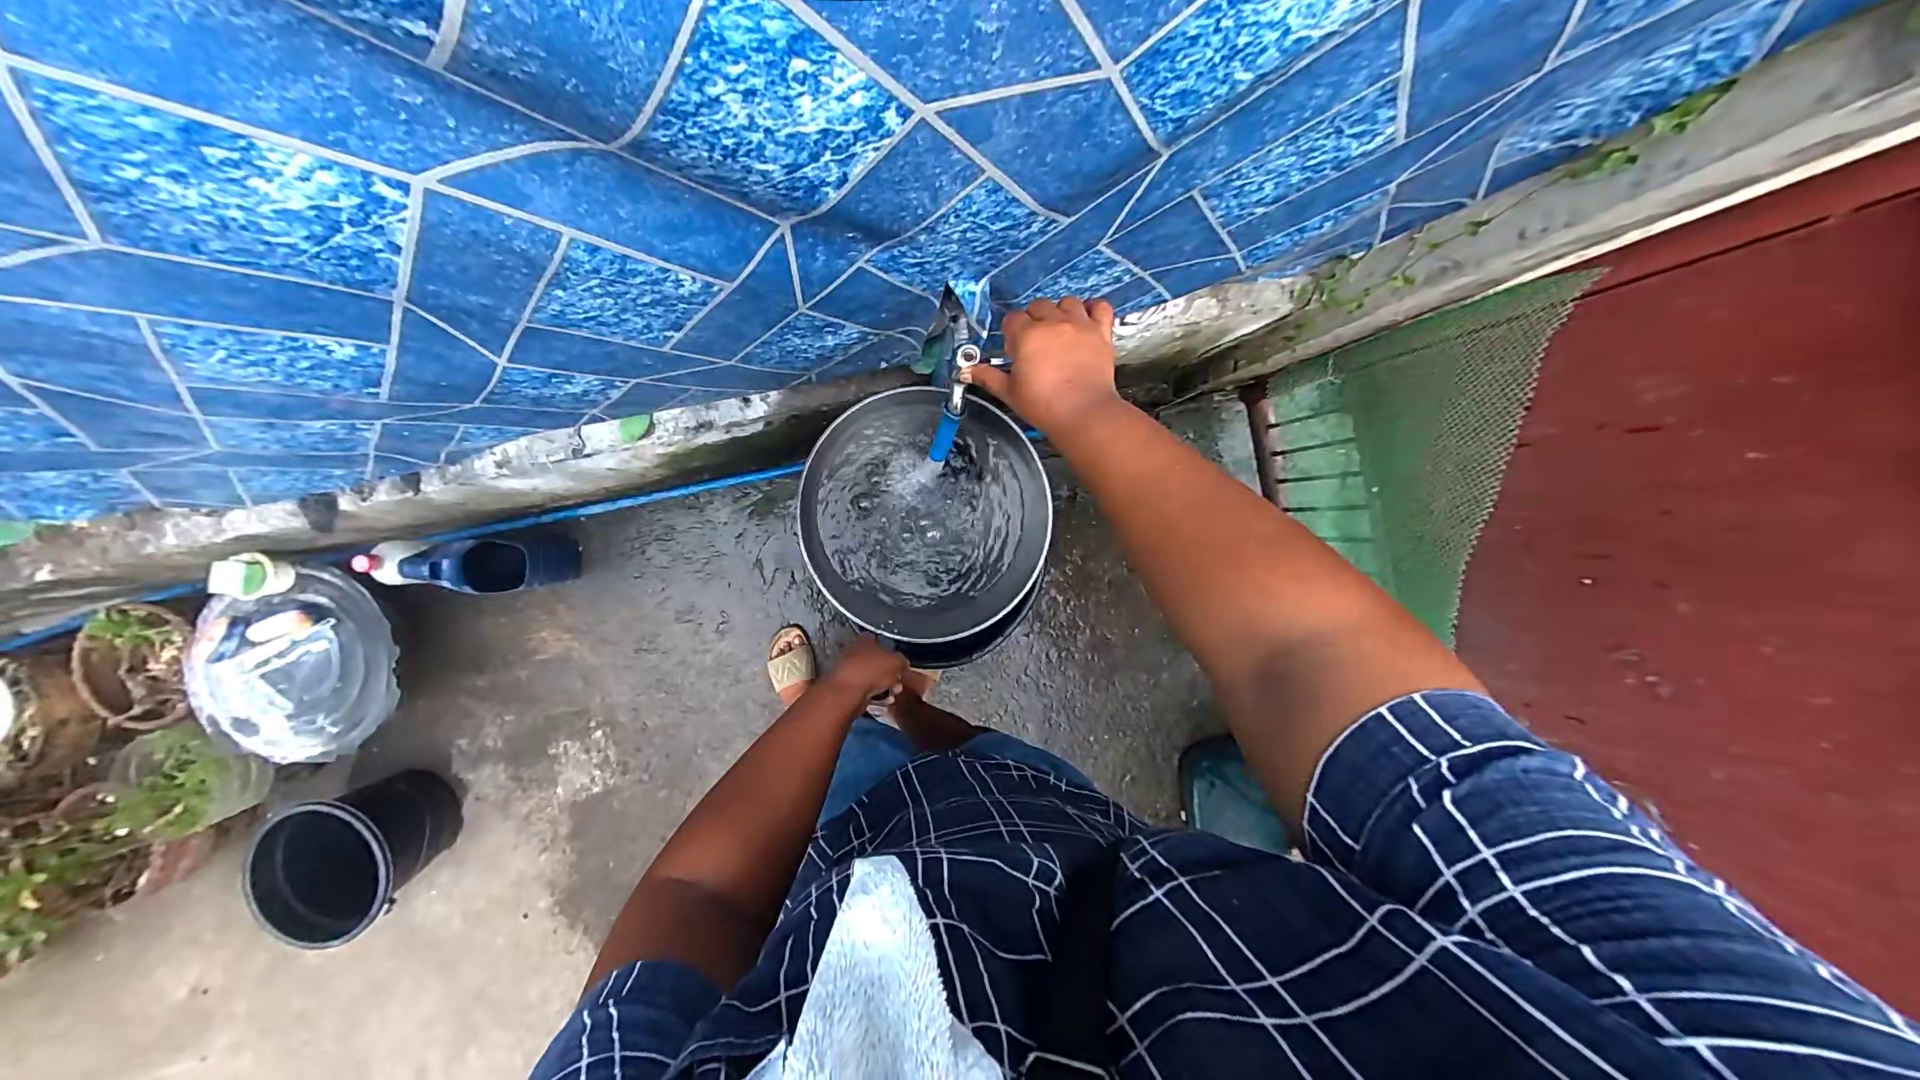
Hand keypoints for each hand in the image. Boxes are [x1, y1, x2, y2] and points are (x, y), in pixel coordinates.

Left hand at [823, 635, 907, 698]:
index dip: (891, 653)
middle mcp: (854, 651)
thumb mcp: (897, 662)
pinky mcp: (844, 687)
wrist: (847, 692)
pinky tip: (881, 702)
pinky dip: (873, 696)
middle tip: (898, 683)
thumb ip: (902, 662)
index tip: (899, 665)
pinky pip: (864, 690)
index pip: (880, 641)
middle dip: (888, 674)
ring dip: (883, 687)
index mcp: (865, 639)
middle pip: (876, 661)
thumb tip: (903, 665)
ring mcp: (847, 670)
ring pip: (871, 677)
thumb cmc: (873, 670)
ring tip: (892, 695)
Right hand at [961, 297, 1124, 437]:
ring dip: (1060, 311)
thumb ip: (988, 377)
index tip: (1014, 348)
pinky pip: (1100, 307)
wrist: (1083, 413)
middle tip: (1034, 341)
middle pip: (1038, 306)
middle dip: (1033, 319)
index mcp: (1027, 336)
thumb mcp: (1010, 392)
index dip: (1011, 333)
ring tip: (1058, 329)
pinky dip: (1093, 308)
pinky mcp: (1101, 333)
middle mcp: (1054, 323)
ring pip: (1067, 302)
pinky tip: (1086, 318)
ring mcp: (1080, 325)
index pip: (1012, 320)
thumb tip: (968, 372)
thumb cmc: (1046, 405)